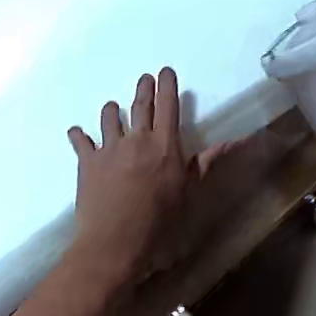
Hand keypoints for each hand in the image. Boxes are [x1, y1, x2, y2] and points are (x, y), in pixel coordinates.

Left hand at [63, 68, 190, 291]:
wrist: (115, 243)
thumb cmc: (159, 224)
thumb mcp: (188, 193)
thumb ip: (206, 163)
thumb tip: (238, 141)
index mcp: (164, 145)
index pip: (168, 106)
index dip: (167, 86)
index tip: (165, 71)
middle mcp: (136, 139)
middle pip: (140, 105)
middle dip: (143, 88)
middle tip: (144, 78)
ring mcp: (109, 149)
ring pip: (109, 118)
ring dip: (113, 110)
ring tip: (113, 107)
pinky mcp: (86, 162)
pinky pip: (80, 140)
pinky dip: (78, 135)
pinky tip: (76, 132)